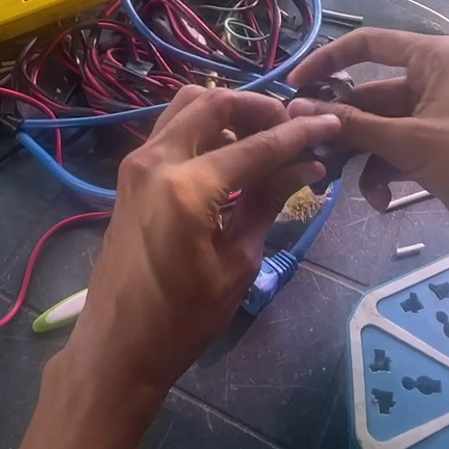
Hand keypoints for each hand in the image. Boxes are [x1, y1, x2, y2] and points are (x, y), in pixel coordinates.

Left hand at [66, 87, 341, 394]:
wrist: (117, 346)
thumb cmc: (182, 319)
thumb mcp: (237, 262)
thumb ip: (268, 201)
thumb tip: (307, 166)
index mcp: (185, 187)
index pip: (255, 146)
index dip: (298, 134)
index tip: (331, 123)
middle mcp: (156, 160)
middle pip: (214, 102)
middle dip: (259, 108)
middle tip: (291, 129)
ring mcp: (137, 162)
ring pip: (187, 106)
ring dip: (227, 111)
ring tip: (263, 139)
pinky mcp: (131, 172)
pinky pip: (172, 128)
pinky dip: (203, 126)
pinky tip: (230, 152)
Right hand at [285, 28, 448, 231]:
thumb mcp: (410, 140)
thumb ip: (352, 125)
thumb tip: (298, 108)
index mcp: (433, 59)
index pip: (369, 45)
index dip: (328, 61)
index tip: (294, 86)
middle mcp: (432, 81)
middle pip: (369, 95)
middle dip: (343, 125)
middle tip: (309, 147)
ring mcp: (435, 118)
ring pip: (379, 129)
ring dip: (362, 157)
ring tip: (341, 182)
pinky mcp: (438, 152)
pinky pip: (397, 154)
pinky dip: (384, 175)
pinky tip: (381, 201)